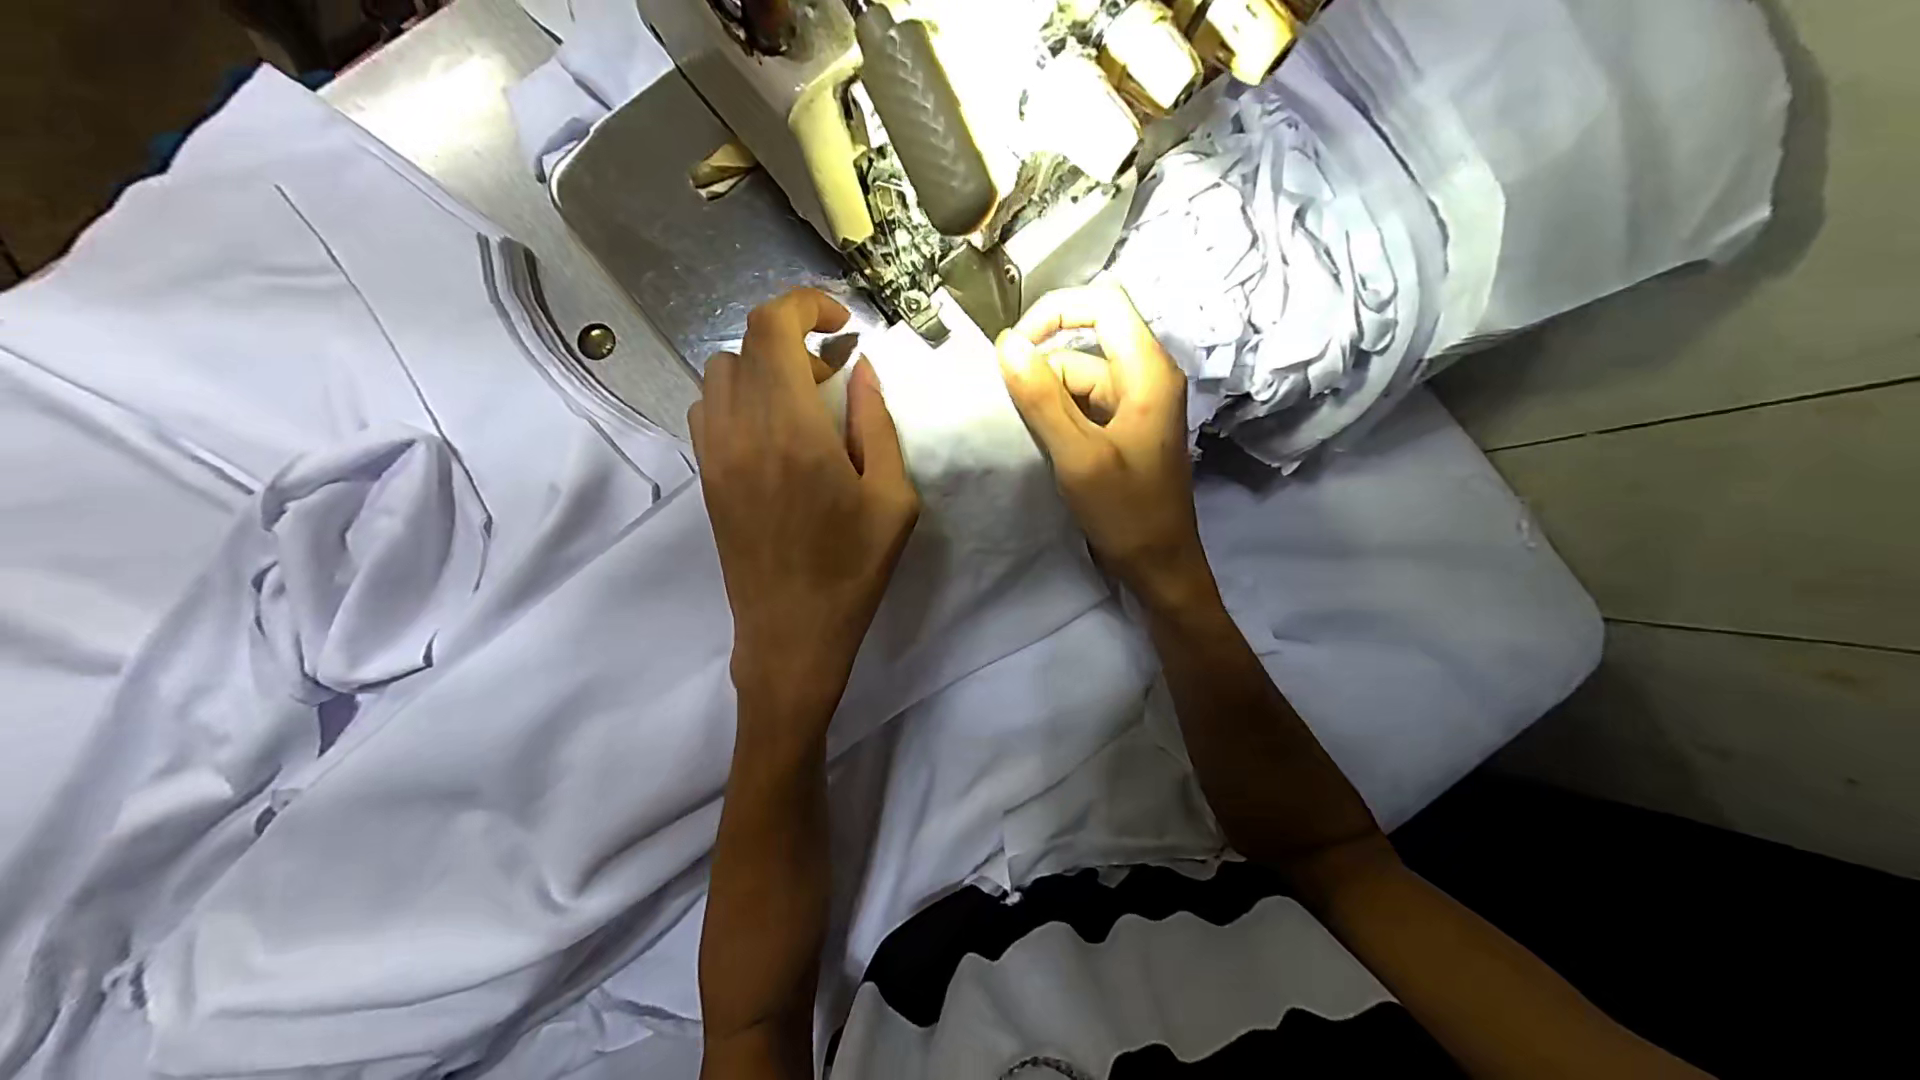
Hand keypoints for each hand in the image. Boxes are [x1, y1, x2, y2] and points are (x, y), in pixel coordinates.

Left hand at [691, 289, 919, 728]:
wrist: (790, 633)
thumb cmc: (852, 570)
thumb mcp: (892, 498)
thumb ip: (876, 423)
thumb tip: (862, 369)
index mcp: (791, 429)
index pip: (772, 327)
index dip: (805, 304)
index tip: (841, 323)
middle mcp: (740, 429)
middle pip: (746, 343)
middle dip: (795, 342)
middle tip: (834, 380)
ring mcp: (714, 452)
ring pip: (721, 372)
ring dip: (763, 370)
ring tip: (802, 408)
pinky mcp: (706, 475)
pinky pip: (708, 408)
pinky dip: (739, 398)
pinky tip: (773, 434)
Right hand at [996, 284, 1211, 610]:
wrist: (1159, 565)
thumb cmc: (1127, 513)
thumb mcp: (1078, 455)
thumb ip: (1042, 398)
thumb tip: (1007, 344)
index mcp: (1148, 371)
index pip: (1102, 302)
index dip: (1054, 312)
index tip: (1015, 350)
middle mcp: (1144, 376)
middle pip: (1085, 341)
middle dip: (1042, 364)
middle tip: (1011, 406)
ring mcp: (1133, 404)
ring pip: (1078, 375)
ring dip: (1045, 394)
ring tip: (1022, 431)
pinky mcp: (1122, 428)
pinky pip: (1082, 402)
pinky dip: (1056, 413)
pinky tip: (1037, 439)